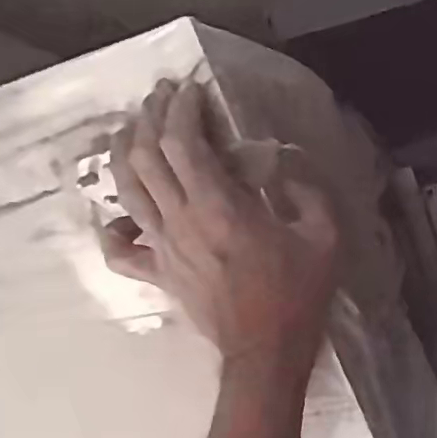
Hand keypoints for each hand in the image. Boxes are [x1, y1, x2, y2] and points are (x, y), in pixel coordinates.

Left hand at [100, 80, 338, 374]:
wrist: (267, 350)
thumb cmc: (298, 294)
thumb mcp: (324, 237)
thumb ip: (308, 194)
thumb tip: (287, 166)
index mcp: (219, 207)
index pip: (184, 142)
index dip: (181, 109)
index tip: (189, 88)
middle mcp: (181, 220)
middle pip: (146, 156)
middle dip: (148, 118)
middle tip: (158, 97)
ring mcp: (163, 248)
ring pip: (126, 190)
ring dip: (123, 152)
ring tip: (130, 129)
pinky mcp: (159, 274)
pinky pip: (120, 250)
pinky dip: (112, 227)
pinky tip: (119, 215)